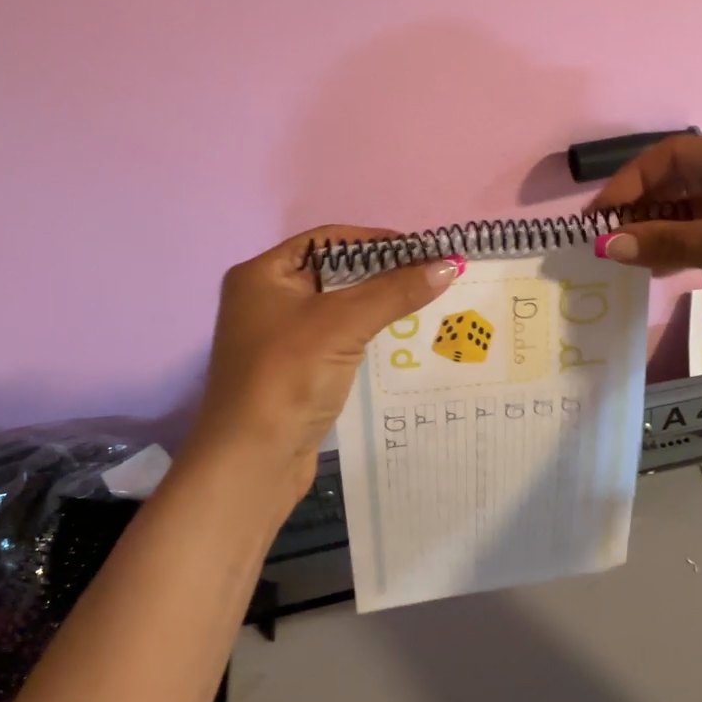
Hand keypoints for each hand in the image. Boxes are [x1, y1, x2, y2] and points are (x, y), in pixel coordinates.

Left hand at [188, 227, 462, 496]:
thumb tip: (449, 264)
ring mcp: (281, 338)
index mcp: (263, 274)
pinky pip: (341, 340)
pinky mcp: (297, 371)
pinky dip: (371, 336)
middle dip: (384, 275)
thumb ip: (396, 291)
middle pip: (336, 273)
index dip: (375, 241)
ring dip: (381, 307)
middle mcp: (267, 300)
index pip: (328, 241)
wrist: (252, 461)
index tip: (422, 251)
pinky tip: (405, 341)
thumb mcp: (344, 324)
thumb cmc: (288, 376)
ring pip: (341, 309)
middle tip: (433, 278)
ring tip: (429, 305)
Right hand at [590, 135, 701, 350]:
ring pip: (690, 212)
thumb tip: (606, 244)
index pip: (672, 156)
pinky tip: (657, 269)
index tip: (601, 216)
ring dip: (657, 231)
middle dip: (640, 208)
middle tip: (606, 243)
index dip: (632, 180)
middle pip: (678, 182)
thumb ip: (670, 242)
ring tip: (626, 260)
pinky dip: (680, 248)